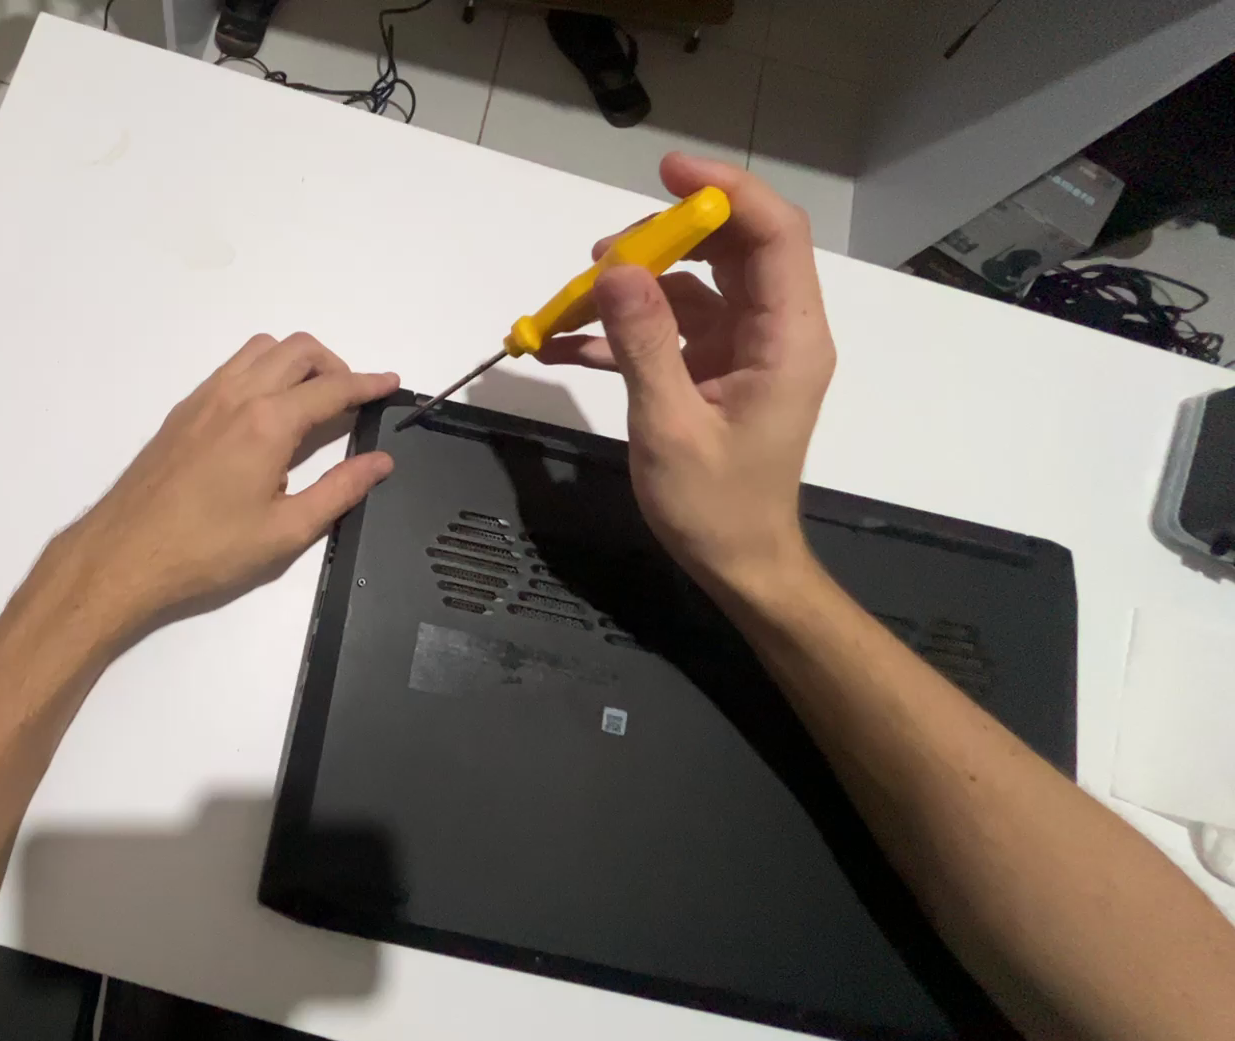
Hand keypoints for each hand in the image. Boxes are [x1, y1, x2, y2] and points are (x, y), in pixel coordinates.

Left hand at [58, 333, 398, 624]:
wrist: (124, 554)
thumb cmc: (208, 550)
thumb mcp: (286, 531)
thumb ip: (339, 490)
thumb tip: (381, 461)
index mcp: (268, 423)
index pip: (332, 388)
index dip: (369, 383)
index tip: (392, 383)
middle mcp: (237, 395)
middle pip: (297, 350)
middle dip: (334, 364)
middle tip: (351, 400)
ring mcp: (204, 398)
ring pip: (261, 350)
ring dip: (295, 362)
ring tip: (310, 401)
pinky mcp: (182, 411)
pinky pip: (232, 368)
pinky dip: (261, 371)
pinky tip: (264, 414)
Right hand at [537, 152, 836, 596]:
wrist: (734, 559)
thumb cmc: (713, 504)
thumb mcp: (670, 425)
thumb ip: (643, 344)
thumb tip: (614, 270)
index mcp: (787, 338)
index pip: (770, 236)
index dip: (723, 192)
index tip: (664, 172)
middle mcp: (770, 332)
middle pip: (723, 255)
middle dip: (657, 246)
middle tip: (596, 260)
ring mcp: (737, 352)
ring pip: (684, 293)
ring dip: (625, 294)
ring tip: (565, 308)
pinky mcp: (708, 373)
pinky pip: (662, 334)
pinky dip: (616, 336)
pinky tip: (562, 348)